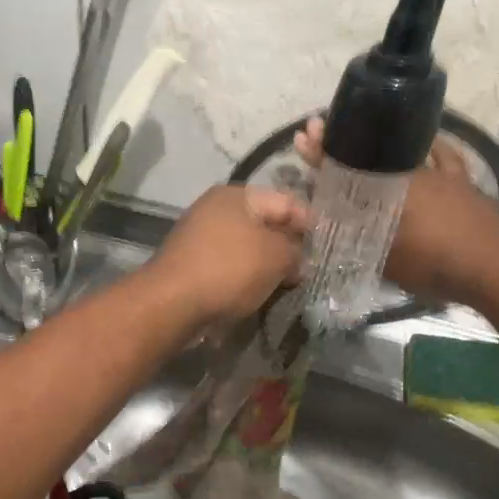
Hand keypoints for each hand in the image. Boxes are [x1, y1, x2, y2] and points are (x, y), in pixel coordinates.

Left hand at [140, 185, 308, 327]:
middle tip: (307, 268)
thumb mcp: (276, 256)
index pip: (285, 201)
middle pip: (263, 224)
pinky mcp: (189, 266)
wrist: (171, 304)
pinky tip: (255, 294)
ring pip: (244, 248)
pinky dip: (242, 279)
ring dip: (265, 265)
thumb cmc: (229, 269)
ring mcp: (198, 238)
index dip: (309, 223)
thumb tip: (295, 259)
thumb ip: (294, 251)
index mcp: (235, 195)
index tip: (326, 246)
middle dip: (286, 246)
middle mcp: (213, 210)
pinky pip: (226, 268)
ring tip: (285, 284)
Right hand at [293, 117, 498, 304]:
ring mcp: (442, 176)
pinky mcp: (464, 185)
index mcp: (388, 188)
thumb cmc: (434, 263)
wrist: (498, 268)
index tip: (304, 136)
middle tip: (325, 131)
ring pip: (406, 151)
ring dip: (386, 143)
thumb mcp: (381, 257)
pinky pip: (446, 158)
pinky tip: (431, 144)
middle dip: (347, 144)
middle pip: (371, 153)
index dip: (322, 152)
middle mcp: (412, 172)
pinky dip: (434, 149)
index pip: (346, 166)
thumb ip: (343, 239)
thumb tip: (306, 226)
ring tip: (372, 132)